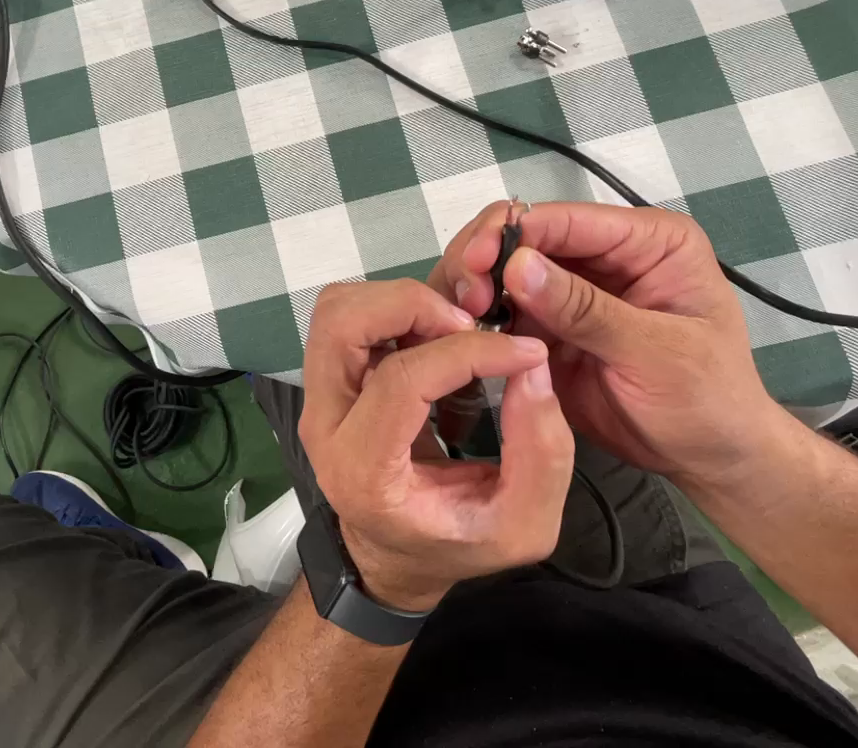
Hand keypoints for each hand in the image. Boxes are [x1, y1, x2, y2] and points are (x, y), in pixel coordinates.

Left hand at [300, 280, 574, 612]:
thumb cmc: (451, 545)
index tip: (523, 352)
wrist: (390, 554)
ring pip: (336, 310)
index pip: (399, 379)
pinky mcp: (325, 378)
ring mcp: (316, 397)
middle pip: (342, 324)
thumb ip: (540, 455)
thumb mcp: (520, 526)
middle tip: (468, 327)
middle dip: (411, 305)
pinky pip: (346, 318)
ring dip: (398, 302)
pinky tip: (434, 334)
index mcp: (363, 470)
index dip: (466, 353)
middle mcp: (324, 424)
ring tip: (452, 329)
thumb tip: (532, 367)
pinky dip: (392, 309)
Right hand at [427, 201, 793, 492]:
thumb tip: (515, 266)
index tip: (475, 267)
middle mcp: (602, 254)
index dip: (511, 234)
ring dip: (471, 286)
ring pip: (499, 266)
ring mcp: (568, 289)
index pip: (564, 220)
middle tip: (465, 303)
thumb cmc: (707, 400)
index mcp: (646, 241)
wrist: (709, 460)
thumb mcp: (654, 352)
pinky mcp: (544, 323)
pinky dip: (472, 315)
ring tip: (460, 320)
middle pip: (520, 233)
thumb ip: (585, 309)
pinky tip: (459, 333)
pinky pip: (497, 306)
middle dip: (483, 259)